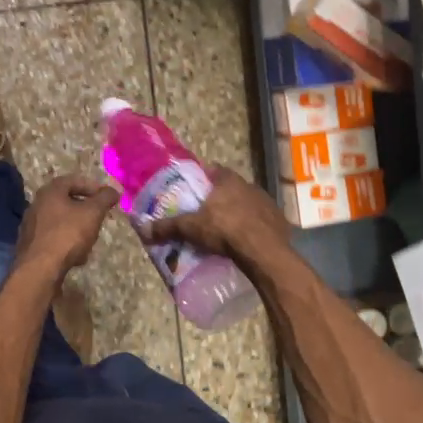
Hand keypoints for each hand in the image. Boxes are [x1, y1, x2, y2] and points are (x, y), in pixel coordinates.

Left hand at [16, 173, 121, 272]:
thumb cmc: (68, 234)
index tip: (107, 197)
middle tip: (99, 217)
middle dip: (85, 209)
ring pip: (60, 221)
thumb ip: (104, 198)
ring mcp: (31, 225)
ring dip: (77, 227)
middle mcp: (37, 204)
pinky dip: (66, 241)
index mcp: (50, 191)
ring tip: (91, 238)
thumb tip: (113, 190)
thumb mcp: (93, 213)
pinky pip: (53, 237)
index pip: (73, 180)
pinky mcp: (30, 244)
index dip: (93, 187)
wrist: (40, 268)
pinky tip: (76, 255)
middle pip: (66, 201)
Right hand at [139, 165, 289, 262]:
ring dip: (237, 213)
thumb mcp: (191, 228)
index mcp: (228, 180)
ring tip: (224, 230)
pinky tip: (244, 241)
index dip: (202, 179)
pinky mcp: (279, 221)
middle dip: (219, 199)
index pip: (213, 170)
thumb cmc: (225, 230)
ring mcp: (267, 203)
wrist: (264, 251)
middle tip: (205, 214)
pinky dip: (252, 228)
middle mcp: (249, 185)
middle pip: (230, 188)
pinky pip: (261, 221)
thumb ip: (168, 226)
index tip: (193, 191)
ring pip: (247, 204)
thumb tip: (144, 228)